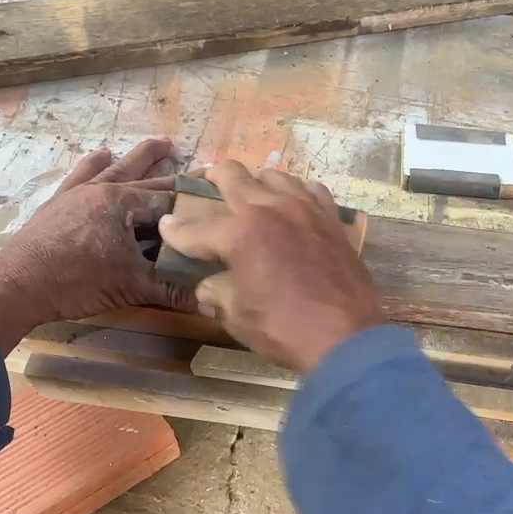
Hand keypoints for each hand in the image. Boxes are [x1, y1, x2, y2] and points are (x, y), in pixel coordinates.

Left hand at [0, 138, 195, 352]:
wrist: (19, 286)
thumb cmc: (78, 281)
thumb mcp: (133, 287)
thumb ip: (173, 291)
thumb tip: (213, 303)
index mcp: (122, 203)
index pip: (168, 201)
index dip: (193, 203)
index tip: (215, 198)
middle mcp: (102, 191)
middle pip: (145, 178)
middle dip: (174, 172)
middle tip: (200, 166)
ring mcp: (77, 195)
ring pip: (114, 169)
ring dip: (137, 158)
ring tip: (158, 144)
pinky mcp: (57, 204)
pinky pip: (79, 176)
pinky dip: (92, 164)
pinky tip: (99, 154)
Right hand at [157, 160, 383, 371]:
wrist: (346, 337)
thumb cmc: (284, 329)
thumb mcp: (238, 316)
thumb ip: (218, 293)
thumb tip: (208, 287)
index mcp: (241, 232)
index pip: (197, 229)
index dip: (177, 231)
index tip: (166, 227)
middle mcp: (273, 208)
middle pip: (234, 176)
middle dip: (213, 178)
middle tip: (205, 182)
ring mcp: (307, 210)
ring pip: (275, 176)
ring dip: (257, 181)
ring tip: (251, 192)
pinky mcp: (333, 220)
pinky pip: (312, 190)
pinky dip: (298, 192)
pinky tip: (294, 203)